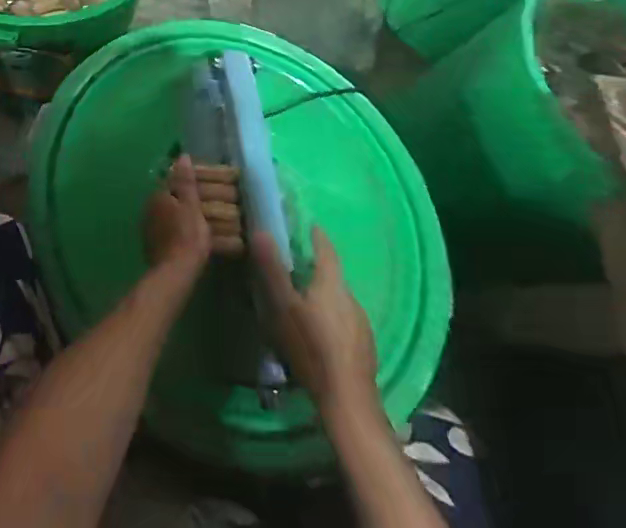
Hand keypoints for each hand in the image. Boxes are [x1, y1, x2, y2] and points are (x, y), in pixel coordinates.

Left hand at [143, 155, 210, 271]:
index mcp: (158, 196)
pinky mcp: (150, 243)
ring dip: (176, 214)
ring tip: (195, 220)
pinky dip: (173, 229)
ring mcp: (147, 227)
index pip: (170, 182)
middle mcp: (148, 208)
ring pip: (164, 214)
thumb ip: (185, 181)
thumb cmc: (188, 235)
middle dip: (180, 199)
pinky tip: (184, 236)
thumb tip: (182, 156)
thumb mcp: (191, 206)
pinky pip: (163, 229)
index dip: (184, 183)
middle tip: (200, 204)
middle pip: (166, 198)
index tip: (199, 188)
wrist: (175, 271)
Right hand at [252, 225, 378, 413]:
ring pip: (338, 300)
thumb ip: (272, 270)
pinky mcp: (364, 346)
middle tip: (291, 267)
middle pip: (331, 276)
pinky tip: (317, 332)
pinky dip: (329, 317)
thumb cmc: (311, 348)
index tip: (308, 225)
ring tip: (300, 301)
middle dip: (313, 269)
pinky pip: (344, 320)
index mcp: (332, 284)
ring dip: (321, 295)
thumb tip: (261, 231)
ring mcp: (361, 324)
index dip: (316, 236)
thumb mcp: (283, 307)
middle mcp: (351, 298)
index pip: (326, 250)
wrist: (347, 400)